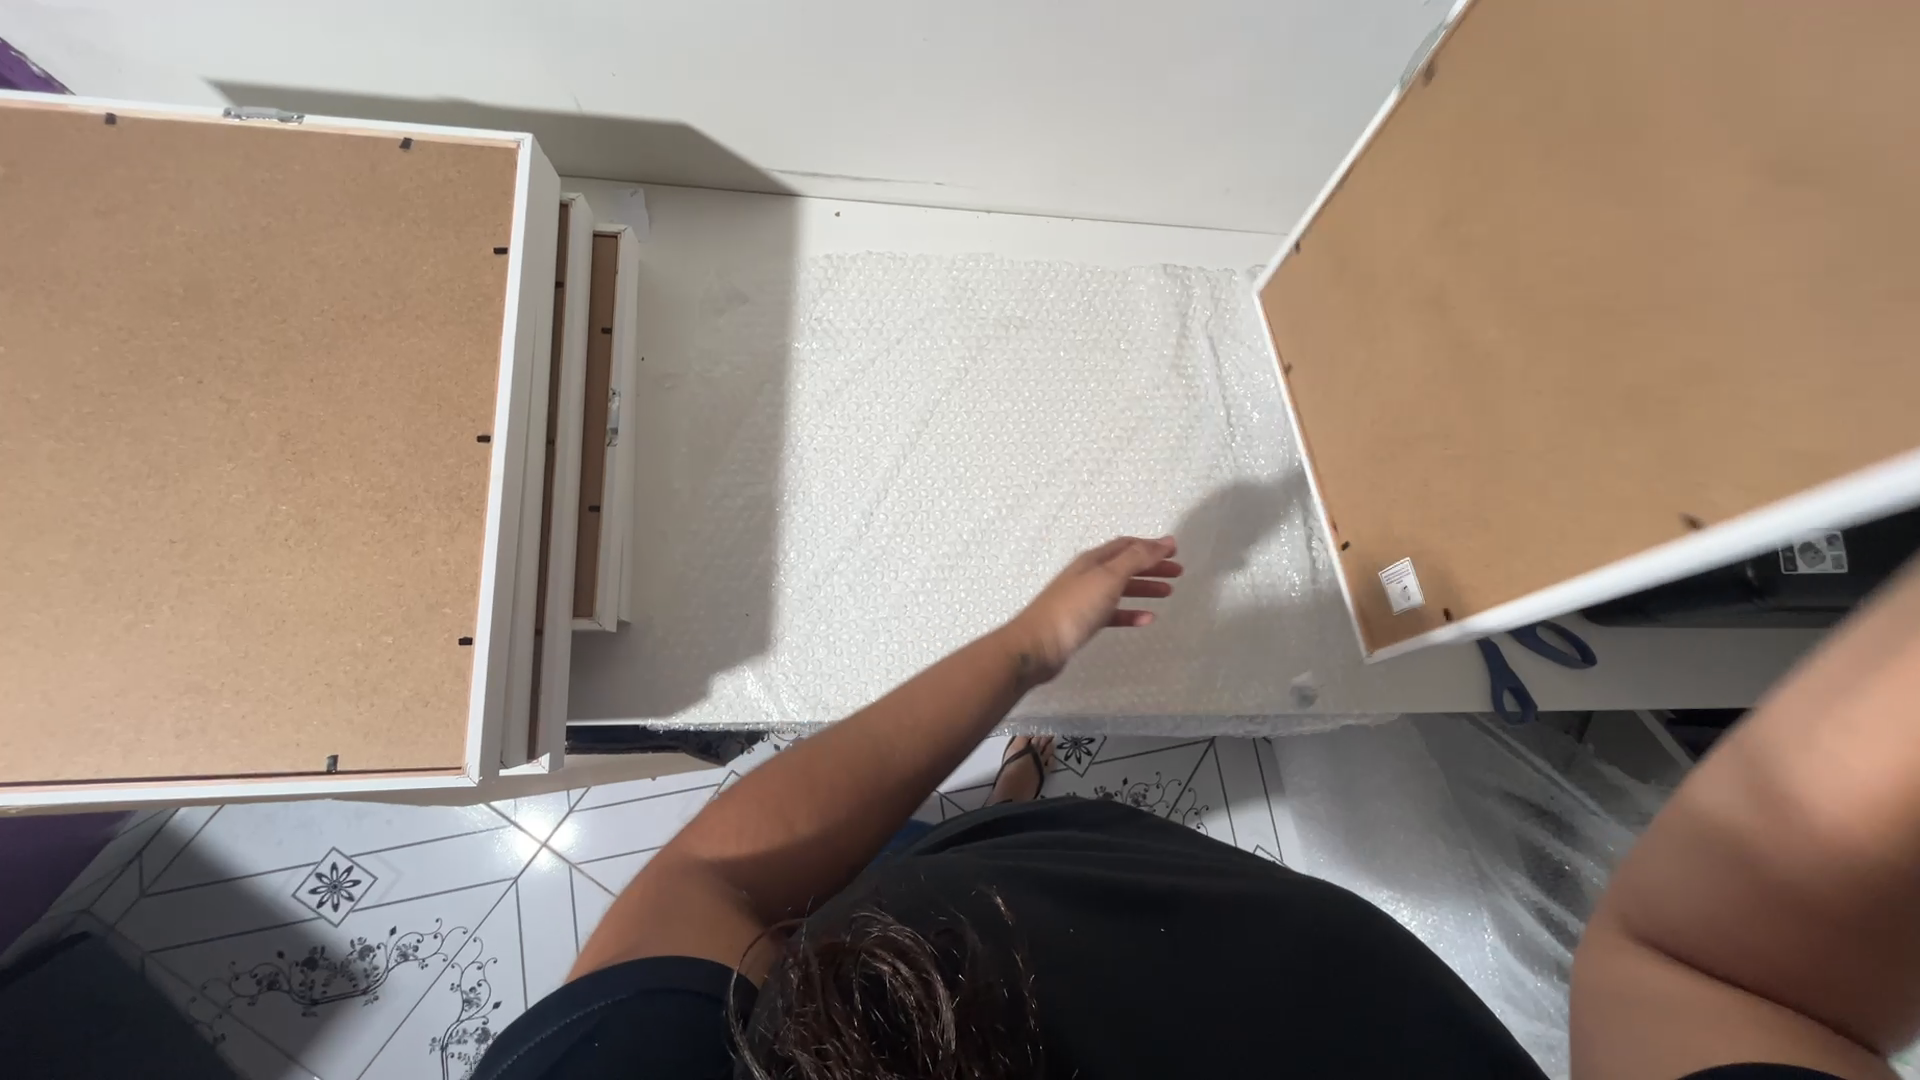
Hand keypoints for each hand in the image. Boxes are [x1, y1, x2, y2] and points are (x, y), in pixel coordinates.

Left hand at [1000, 536, 1180, 684]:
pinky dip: (1131, 614)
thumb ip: (1137, 558)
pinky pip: (1112, 614)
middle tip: (1177, 572)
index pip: (1126, 545)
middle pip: (1124, 566)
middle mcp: (1088, 576)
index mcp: (1092, 560)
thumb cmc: (1074, 608)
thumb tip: (1165, 541)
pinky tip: (1147, 619)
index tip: (1174, 550)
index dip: (1150, 545)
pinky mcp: (1083, 623)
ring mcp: (1084, 600)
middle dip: (1151, 566)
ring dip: (1144, 588)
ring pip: (1120, 589)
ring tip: (1167, 593)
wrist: (1038, 646)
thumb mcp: (1108, 577)